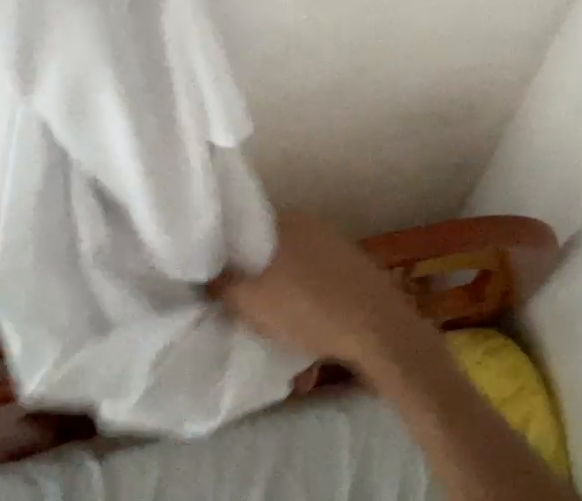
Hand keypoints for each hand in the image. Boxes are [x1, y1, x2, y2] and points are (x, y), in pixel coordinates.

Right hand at [215, 212, 438, 373]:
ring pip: (296, 283)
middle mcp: (312, 227)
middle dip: (256, 291)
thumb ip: (220, 282)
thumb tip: (204, 272)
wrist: (377, 329)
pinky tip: (307, 360)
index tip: (214, 284)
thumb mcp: (247, 299)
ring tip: (277, 348)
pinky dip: (309, 323)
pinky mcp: (356, 277)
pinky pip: (320, 299)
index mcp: (285, 220)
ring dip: (284, 314)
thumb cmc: (305, 307)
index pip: (242, 229)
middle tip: (242, 318)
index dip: (225, 256)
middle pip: (268, 258)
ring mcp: (338, 250)